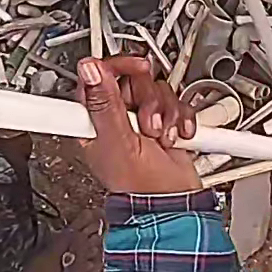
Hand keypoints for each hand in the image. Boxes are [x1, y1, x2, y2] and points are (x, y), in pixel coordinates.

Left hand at [76, 56, 200, 193]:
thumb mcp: (118, 141)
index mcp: (96, 118)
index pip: (100, 75)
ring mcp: (143, 118)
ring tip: (162, 138)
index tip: (135, 70)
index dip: (118, 68)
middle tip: (149, 124)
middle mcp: (118, 115)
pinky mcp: (167, 121)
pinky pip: (179, 102)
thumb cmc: (139, 185)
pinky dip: (183, 118)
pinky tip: (177, 136)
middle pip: (135, 79)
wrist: (172, 203)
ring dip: (168, 113)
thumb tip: (89, 69)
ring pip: (159, 89)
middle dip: (150, 100)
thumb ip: (104, 103)